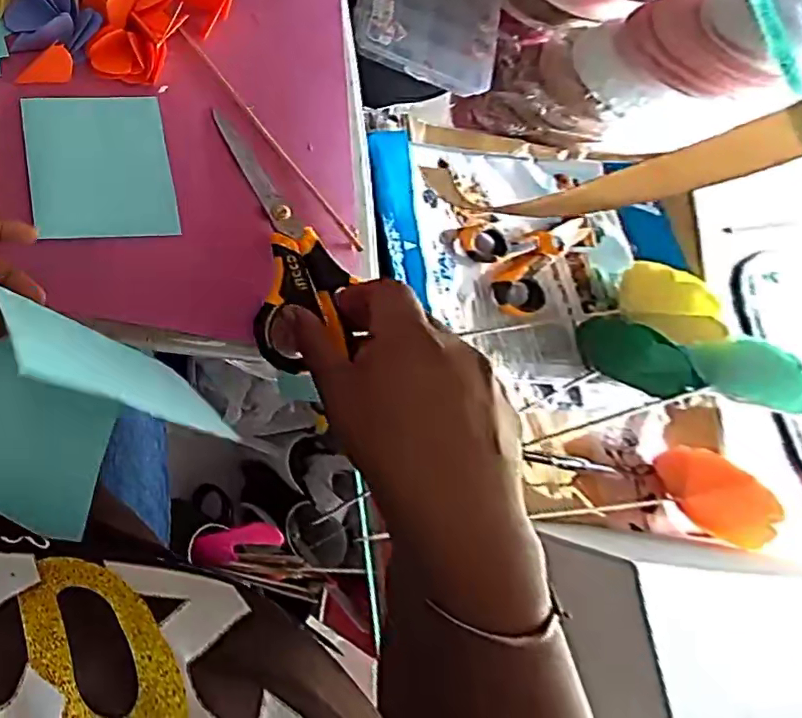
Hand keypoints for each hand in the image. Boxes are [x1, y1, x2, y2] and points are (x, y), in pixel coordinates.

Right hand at [283, 281, 526, 547]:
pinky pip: (464, 384)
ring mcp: (485, 377)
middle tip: (355, 367)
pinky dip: (441, 392)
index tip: (338, 320)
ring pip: (438, 354)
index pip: (385, 289)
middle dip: (379, 335)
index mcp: (410, 333)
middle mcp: (454, 346)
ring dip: (411, 364)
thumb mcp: (335, 389)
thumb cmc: (388, 445)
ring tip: (389, 405)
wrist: (458, 513)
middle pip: (411, 321)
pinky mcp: (503, 408)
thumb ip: (315, 343)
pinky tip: (424, 429)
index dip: (357, 297)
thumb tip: (297, 314)